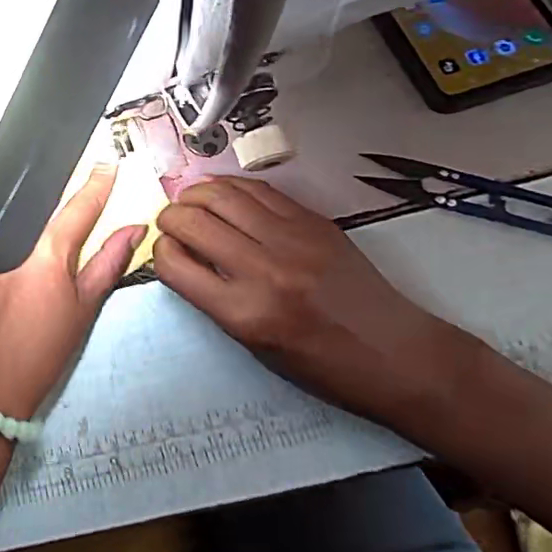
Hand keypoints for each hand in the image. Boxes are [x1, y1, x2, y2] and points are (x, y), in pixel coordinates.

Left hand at [0, 163, 146, 424]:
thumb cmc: (39, 353)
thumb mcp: (83, 310)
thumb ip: (107, 263)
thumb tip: (134, 231)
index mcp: (49, 253)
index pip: (80, 206)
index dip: (98, 183)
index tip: (107, 164)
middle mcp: (12, 240)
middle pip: (38, 193)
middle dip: (57, 171)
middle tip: (71, 155)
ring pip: (1, 197)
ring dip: (17, 178)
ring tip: (31, 162)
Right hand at [153, 176, 473, 419]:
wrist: (393, 352)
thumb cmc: (320, 364)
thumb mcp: (253, 345)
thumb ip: (215, 298)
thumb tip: (185, 257)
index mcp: (244, 313)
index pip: (175, 264)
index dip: (159, 252)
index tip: (165, 252)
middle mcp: (264, 269)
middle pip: (192, 221)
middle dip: (170, 218)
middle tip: (171, 223)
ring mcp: (292, 238)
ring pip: (222, 194)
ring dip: (195, 194)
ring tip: (191, 203)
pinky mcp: (313, 221)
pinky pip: (258, 190)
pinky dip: (231, 187)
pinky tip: (223, 194)